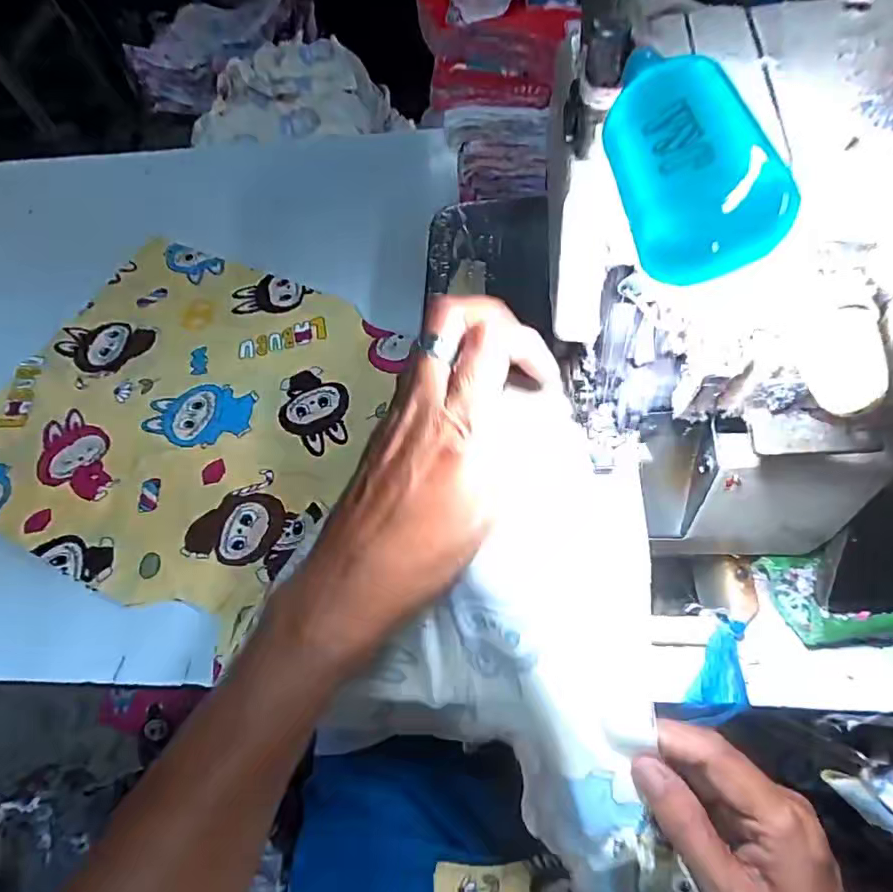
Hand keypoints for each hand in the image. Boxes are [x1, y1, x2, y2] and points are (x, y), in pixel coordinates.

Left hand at [269, 295, 558, 664]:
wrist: (353, 577)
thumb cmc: (423, 556)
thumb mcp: (485, 510)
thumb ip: (506, 454)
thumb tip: (518, 425)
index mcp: (455, 423)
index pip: (489, 338)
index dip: (527, 342)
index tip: (540, 378)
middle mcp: (420, 402)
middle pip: (447, 314)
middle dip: (489, 316)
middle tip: (512, 350)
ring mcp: (395, 411)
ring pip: (428, 343)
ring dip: (465, 345)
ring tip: (491, 382)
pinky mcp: (381, 427)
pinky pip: (416, 378)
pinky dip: (445, 375)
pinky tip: (462, 415)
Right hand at [633, 720, 892, 891]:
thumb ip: (684, 824)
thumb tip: (643, 765)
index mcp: (779, 813)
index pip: (715, 754)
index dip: (667, 734)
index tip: (619, 730)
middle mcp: (781, 801)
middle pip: (715, 760)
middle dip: (664, 751)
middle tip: (613, 751)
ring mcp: (777, 815)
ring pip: (715, 778)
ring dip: (672, 774)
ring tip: (625, 773)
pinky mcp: (768, 831)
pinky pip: (721, 801)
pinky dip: (688, 799)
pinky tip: (657, 805)